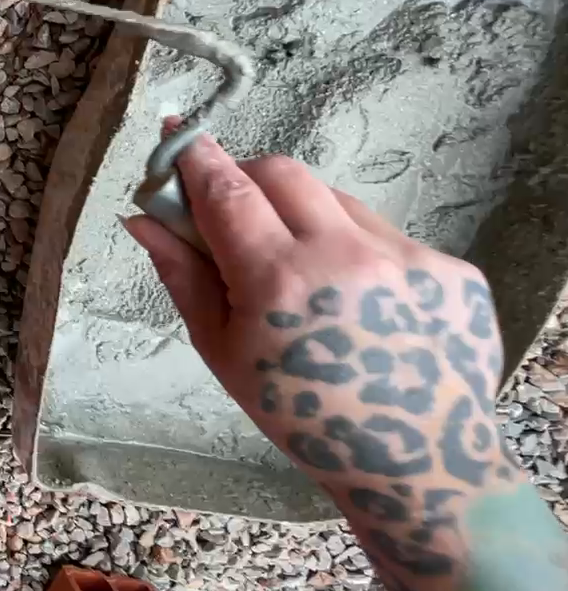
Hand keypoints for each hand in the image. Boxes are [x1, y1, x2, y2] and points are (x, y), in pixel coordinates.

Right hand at [123, 135, 513, 503]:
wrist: (417, 460)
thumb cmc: (290, 407)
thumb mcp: (217, 345)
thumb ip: (181, 272)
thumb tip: (141, 218)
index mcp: (277, 279)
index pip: (225, 189)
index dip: (194, 155)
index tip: (174, 130)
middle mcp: (346, 254)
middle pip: (282, 171)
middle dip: (241, 174)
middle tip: (223, 209)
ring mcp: (408, 257)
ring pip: (331, 195)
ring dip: (291, 208)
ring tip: (287, 262)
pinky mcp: (449, 267)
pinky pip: (377, 228)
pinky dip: (340, 240)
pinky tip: (341, 292)